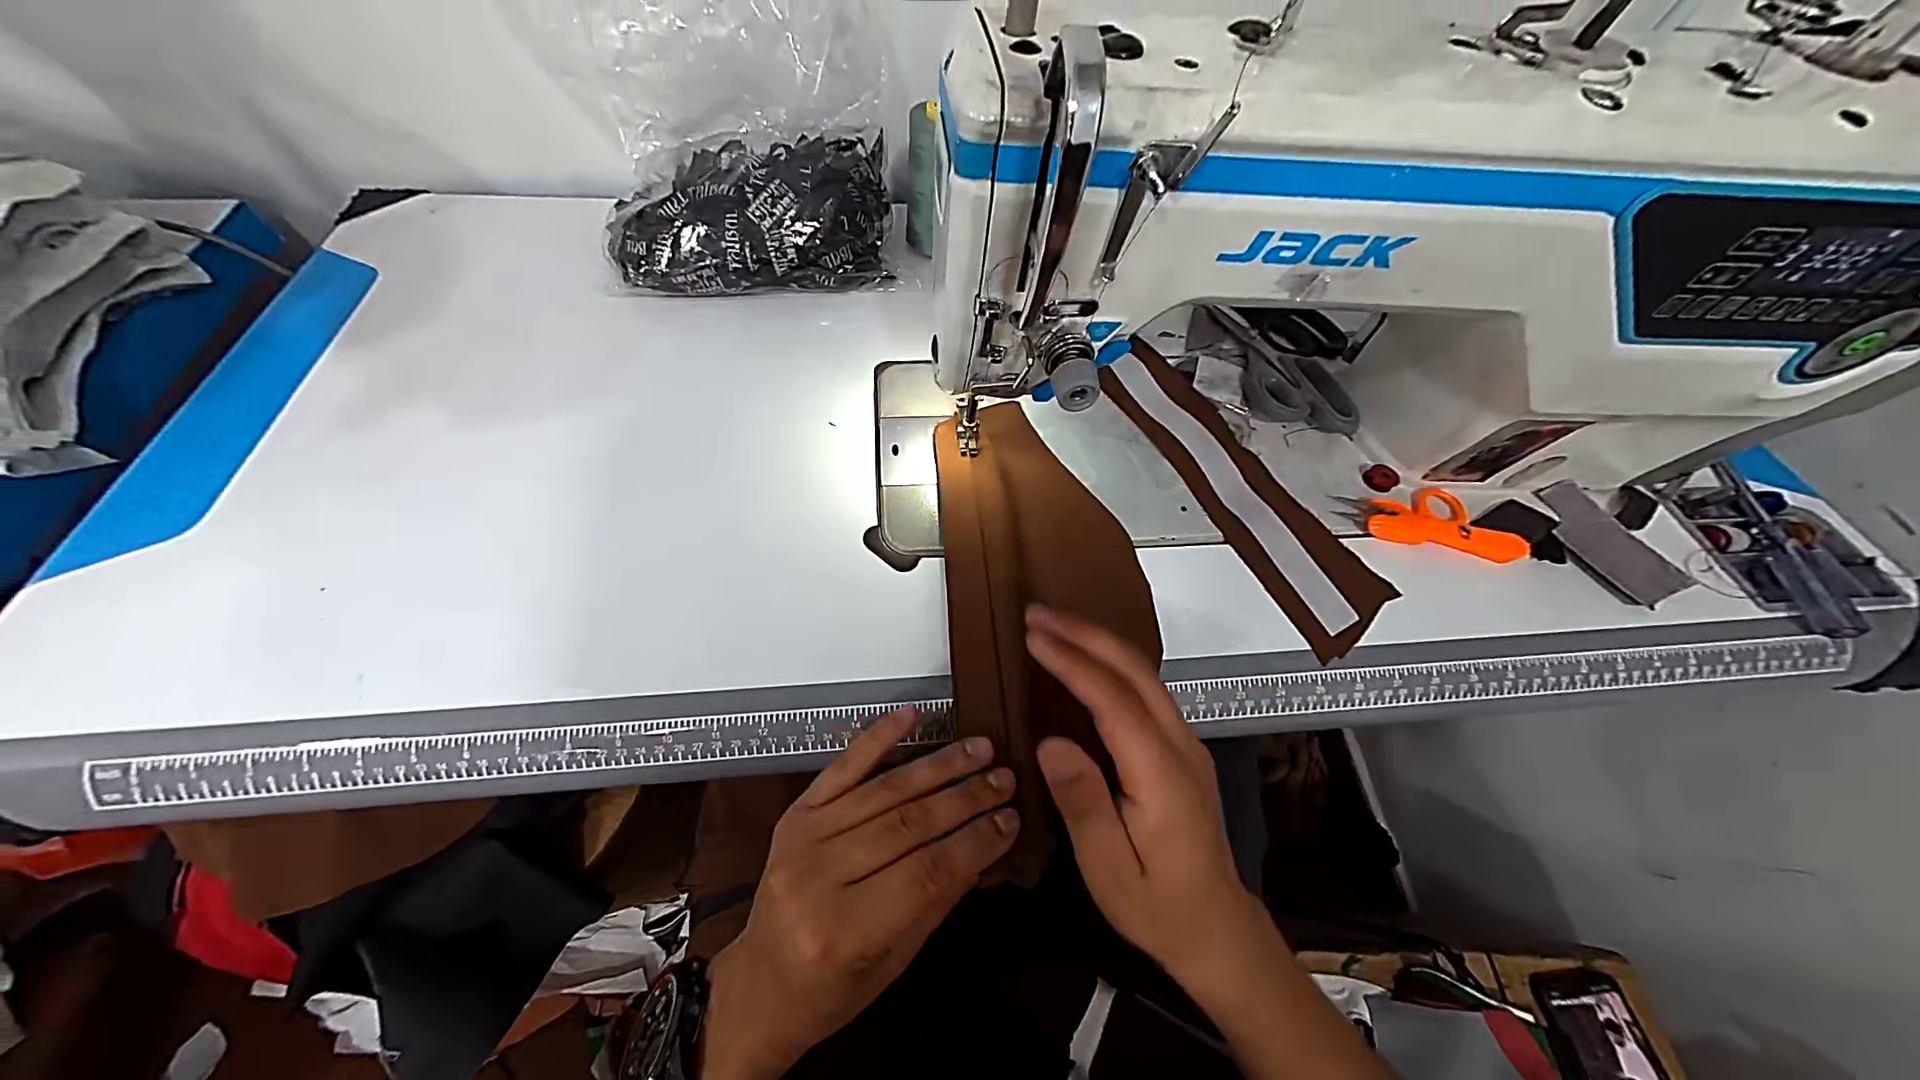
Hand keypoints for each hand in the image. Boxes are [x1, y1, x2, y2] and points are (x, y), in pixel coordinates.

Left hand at [699, 708, 1019, 1079]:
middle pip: (908, 824)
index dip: (976, 841)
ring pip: (884, 791)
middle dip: (965, 797)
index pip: (927, 872)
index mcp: (844, 930)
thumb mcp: (893, 962)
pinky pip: (841, 767)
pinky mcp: (794, 814)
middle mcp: (818, 877)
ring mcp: (802, 839)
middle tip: (1003, 779)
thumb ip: (937, 900)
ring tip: (978, 749)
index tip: (1010, 819)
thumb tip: (984, 844)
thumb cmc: (828, 990)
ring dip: (938, 765)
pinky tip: (909, 716)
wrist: (759, 987)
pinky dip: (878, 737)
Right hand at [1024, 606, 1264, 997]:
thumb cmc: (1159, 905)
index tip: (1034, 637)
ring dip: (1097, 642)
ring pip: (1142, 674)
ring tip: (1052, 627)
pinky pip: (1144, 690)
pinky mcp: (1180, 749)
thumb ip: (1082, 802)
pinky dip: (1110, 663)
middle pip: (1134, 670)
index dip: (1072, 662)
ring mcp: (1185, 744)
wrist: (1216, 928)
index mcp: (1162, 774)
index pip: (1113, 699)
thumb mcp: (1109, 868)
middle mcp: (1180, 746)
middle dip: (1084, 633)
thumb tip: (1051, 742)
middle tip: (1037, 614)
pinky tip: (1085, 659)